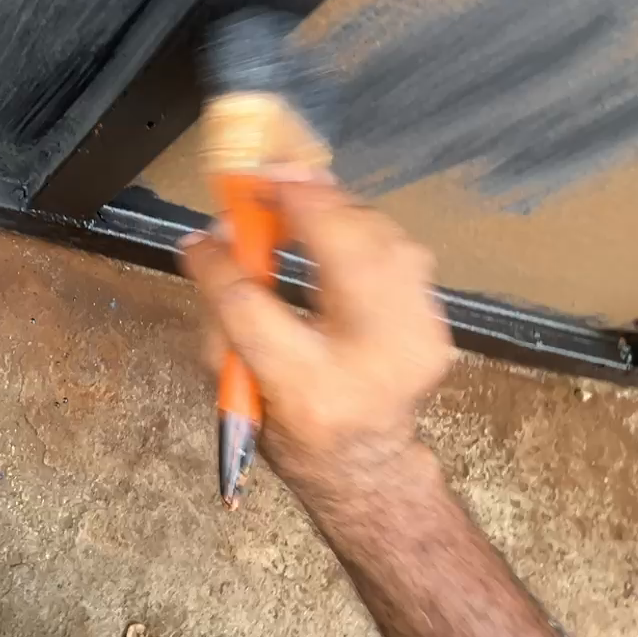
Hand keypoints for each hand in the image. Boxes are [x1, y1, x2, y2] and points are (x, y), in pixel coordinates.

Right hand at [179, 180, 451, 490]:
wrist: (363, 462)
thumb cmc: (282, 420)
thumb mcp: (231, 380)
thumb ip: (220, 308)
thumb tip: (215, 235)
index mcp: (305, 387)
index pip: (251, 305)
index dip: (219, 261)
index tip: (199, 234)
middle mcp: (371, 363)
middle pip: (346, 258)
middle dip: (307, 203)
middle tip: (269, 174)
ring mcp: (417, 341)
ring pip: (386, 243)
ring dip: (338, 207)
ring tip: (296, 190)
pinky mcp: (437, 323)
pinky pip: (403, 251)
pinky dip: (364, 225)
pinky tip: (332, 218)